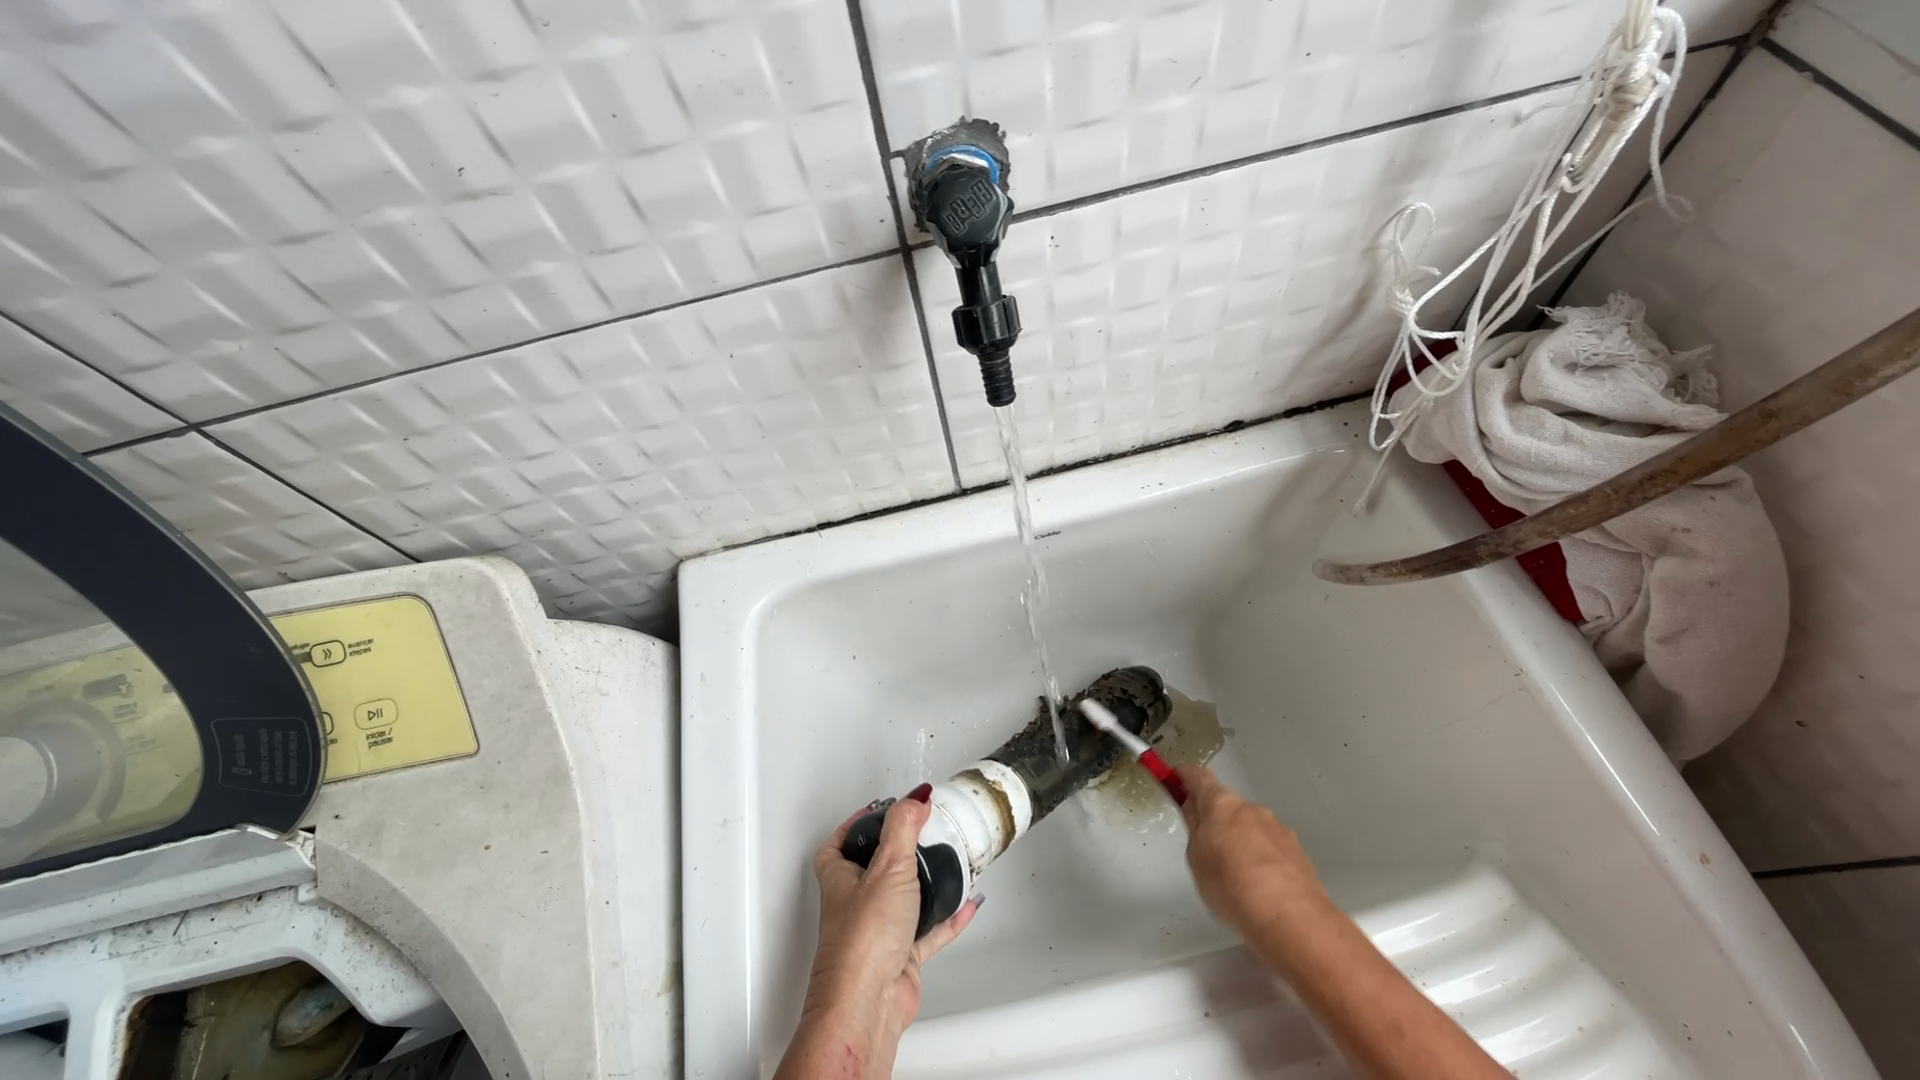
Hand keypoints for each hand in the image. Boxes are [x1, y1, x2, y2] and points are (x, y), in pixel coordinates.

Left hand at [775, 786, 982, 1079]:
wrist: (869, 1001)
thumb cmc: (861, 941)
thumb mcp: (887, 866)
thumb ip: (903, 827)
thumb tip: (916, 799)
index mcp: (840, 877)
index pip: (841, 842)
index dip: (857, 823)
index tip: (881, 807)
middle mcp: (855, 903)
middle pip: (874, 868)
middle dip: (897, 850)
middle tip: (921, 830)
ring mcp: (879, 930)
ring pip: (904, 898)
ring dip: (926, 882)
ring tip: (947, 861)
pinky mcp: (901, 956)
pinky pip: (929, 929)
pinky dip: (948, 916)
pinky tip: (967, 904)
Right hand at [1178, 765, 1331, 941]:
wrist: (1289, 917)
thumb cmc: (1229, 884)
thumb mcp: (1197, 858)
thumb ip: (1195, 829)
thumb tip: (1195, 811)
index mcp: (1222, 805)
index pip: (1199, 777)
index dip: (1184, 776)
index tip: (1175, 778)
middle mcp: (1253, 809)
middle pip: (1228, 805)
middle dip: (1215, 819)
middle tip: (1206, 846)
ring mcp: (1279, 829)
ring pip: (1252, 828)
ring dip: (1240, 841)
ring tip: (1236, 876)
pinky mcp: (1298, 853)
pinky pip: (1271, 849)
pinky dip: (1261, 859)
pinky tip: (1259, 886)